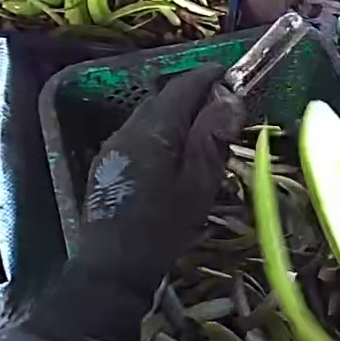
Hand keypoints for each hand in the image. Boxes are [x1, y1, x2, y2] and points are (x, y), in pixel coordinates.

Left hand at [79, 65, 245, 290]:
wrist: (114, 265)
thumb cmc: (164, 225)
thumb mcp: (198, 182)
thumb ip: (213, 136)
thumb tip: (231, 97)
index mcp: (154, 128)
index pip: (182, 86)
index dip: (208, 76)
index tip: (230, 74)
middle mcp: (129, 128)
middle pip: (163, 97)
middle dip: (193, 94)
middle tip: (222, 105)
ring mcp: (114, 144)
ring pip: (150, 115)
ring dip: (176, 113)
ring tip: (202, 129)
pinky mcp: (109, 161)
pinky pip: (139, 133)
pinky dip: (161, 130)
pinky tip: (173, 151)